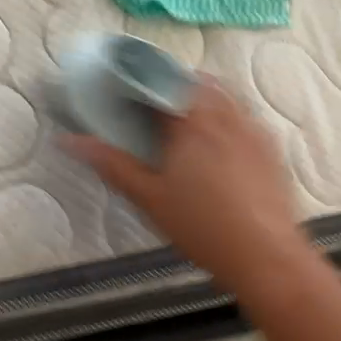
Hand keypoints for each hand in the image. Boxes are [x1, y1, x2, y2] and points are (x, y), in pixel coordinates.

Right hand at [62, 80, 310, 295]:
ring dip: (203, 95)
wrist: (267, 259)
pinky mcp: (273, 151)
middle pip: (197, 81)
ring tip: (185, 115)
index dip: (140, 81)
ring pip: (226, 94)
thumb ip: (109, 162)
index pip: (161, 84)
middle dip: (173, 83)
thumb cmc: (202, 226)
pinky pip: (247, 116)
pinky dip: (229, 114)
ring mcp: (253, 132)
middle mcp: (225, 117)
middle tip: (153, 101)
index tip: (124, 88)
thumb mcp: (147, 196)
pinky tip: (220, 139)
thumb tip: (67, 139)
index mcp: (191, 122)